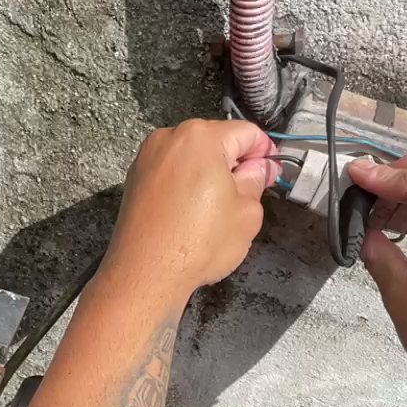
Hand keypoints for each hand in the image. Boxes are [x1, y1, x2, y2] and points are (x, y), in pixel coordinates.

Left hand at [103, 119, 277, 303]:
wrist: (146, 272)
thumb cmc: (196, 243)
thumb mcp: (246, 212)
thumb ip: (256, 182)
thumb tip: (259, 169)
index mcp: (201, 138)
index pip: (247, 133)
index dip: (265, 153)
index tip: (270, 173)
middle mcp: (169, 139)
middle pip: (216, 141)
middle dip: (235, 163)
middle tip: (248, 194)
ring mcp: (147, 158)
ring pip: (192, 157)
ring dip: (209, 174)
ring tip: (218, 208)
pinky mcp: (135, 179)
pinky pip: (171, 172)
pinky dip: (185, 184)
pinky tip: (192, 212)